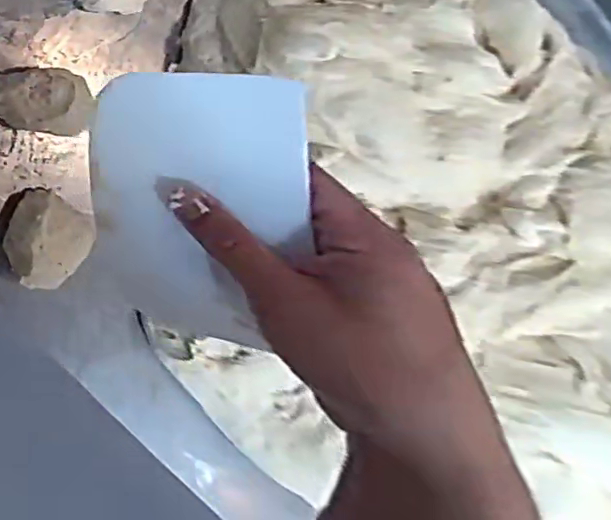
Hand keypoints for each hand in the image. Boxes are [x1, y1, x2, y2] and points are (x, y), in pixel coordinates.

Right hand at [168, 167, 532, 513]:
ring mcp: (378, 286)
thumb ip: (228, 241)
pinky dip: (278, 270)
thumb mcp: (281, 297)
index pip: (303, 176)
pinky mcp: (371, 317)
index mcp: (368, 234)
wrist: (430, 456)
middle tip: (189, 190)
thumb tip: (179, 191)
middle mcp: (379, 251)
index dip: (252, 161)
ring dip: (260, 241)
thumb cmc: (358, 362)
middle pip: (301, 210)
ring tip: (204, 228)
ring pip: (305, 246)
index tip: (201, 154)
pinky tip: (241, 277)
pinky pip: (313, 275)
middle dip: (246, 203)